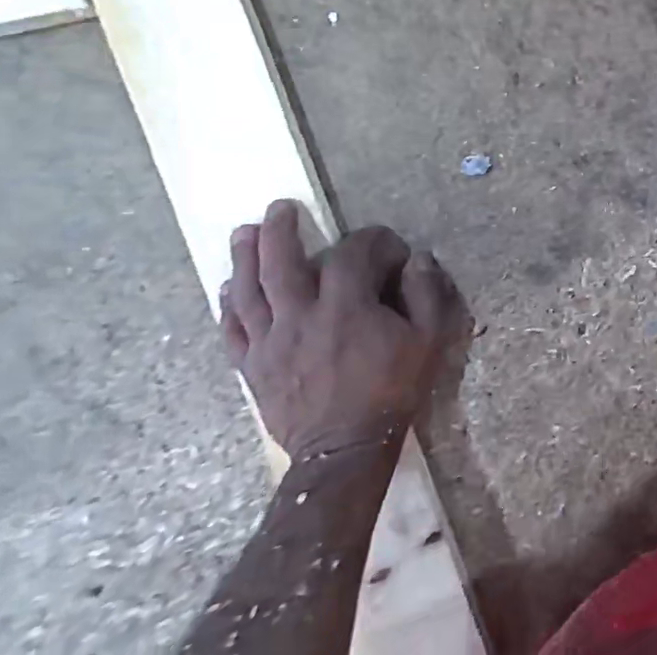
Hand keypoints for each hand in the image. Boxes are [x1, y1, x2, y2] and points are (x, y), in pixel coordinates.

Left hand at [219, 200, 460, 458]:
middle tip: (279, 208)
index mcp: (346, 308)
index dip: (371, 241)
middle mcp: (301, 317)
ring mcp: (270, 342)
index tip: (388, 247)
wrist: (346, 448)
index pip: (351, 255)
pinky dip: (228, 304)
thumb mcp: (429, 340)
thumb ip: (426, 294)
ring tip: (243, 232)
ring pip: (249, 291)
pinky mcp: (252, 366)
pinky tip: (227, 287)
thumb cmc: (393, 389)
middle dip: (280, 231)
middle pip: (282, 263)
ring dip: (245, 257)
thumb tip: (418, 259)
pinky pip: (232, 329)